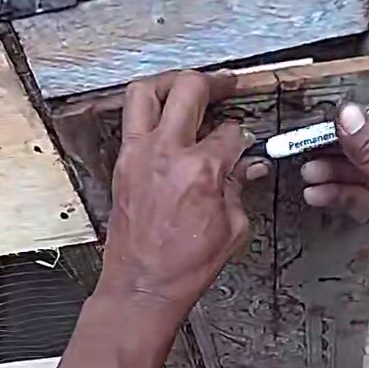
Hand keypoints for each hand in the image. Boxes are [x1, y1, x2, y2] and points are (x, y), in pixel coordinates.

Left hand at [97, 70, 263, 326]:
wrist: (142, 286)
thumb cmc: (182, 268)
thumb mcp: (231, 229)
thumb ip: (239, 188)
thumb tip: (247, 167)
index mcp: (201, 171)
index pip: (230, 132)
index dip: (243, 136)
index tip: (244, 142)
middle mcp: (165, 154)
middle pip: (188, 88)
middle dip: (214, 81)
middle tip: (225, 84)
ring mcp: (137, 156)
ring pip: (146, 91)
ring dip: (169, 82)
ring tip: (186, 87)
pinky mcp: (121, 165)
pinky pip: (131, 121)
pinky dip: (148, 112)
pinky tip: (164, 121)